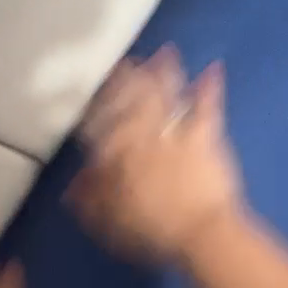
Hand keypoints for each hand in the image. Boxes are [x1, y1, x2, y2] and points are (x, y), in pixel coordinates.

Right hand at [71, 46, 245, 264]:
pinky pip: (208, 108)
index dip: (100, 107)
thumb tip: (73, 182)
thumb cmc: (155, 233)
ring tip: (163, 53)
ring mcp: (179, 135)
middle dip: (130, 80)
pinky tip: (214, 68)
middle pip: (135, 103)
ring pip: (168, 98)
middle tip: (125, 61)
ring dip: (165, 75)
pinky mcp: (208, 139)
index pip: (105, 126)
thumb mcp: (111, 223)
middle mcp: (147, 139)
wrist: (203, 234)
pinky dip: (210, 88)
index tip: (95, 90)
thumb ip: (91, 200)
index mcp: (121, 158)